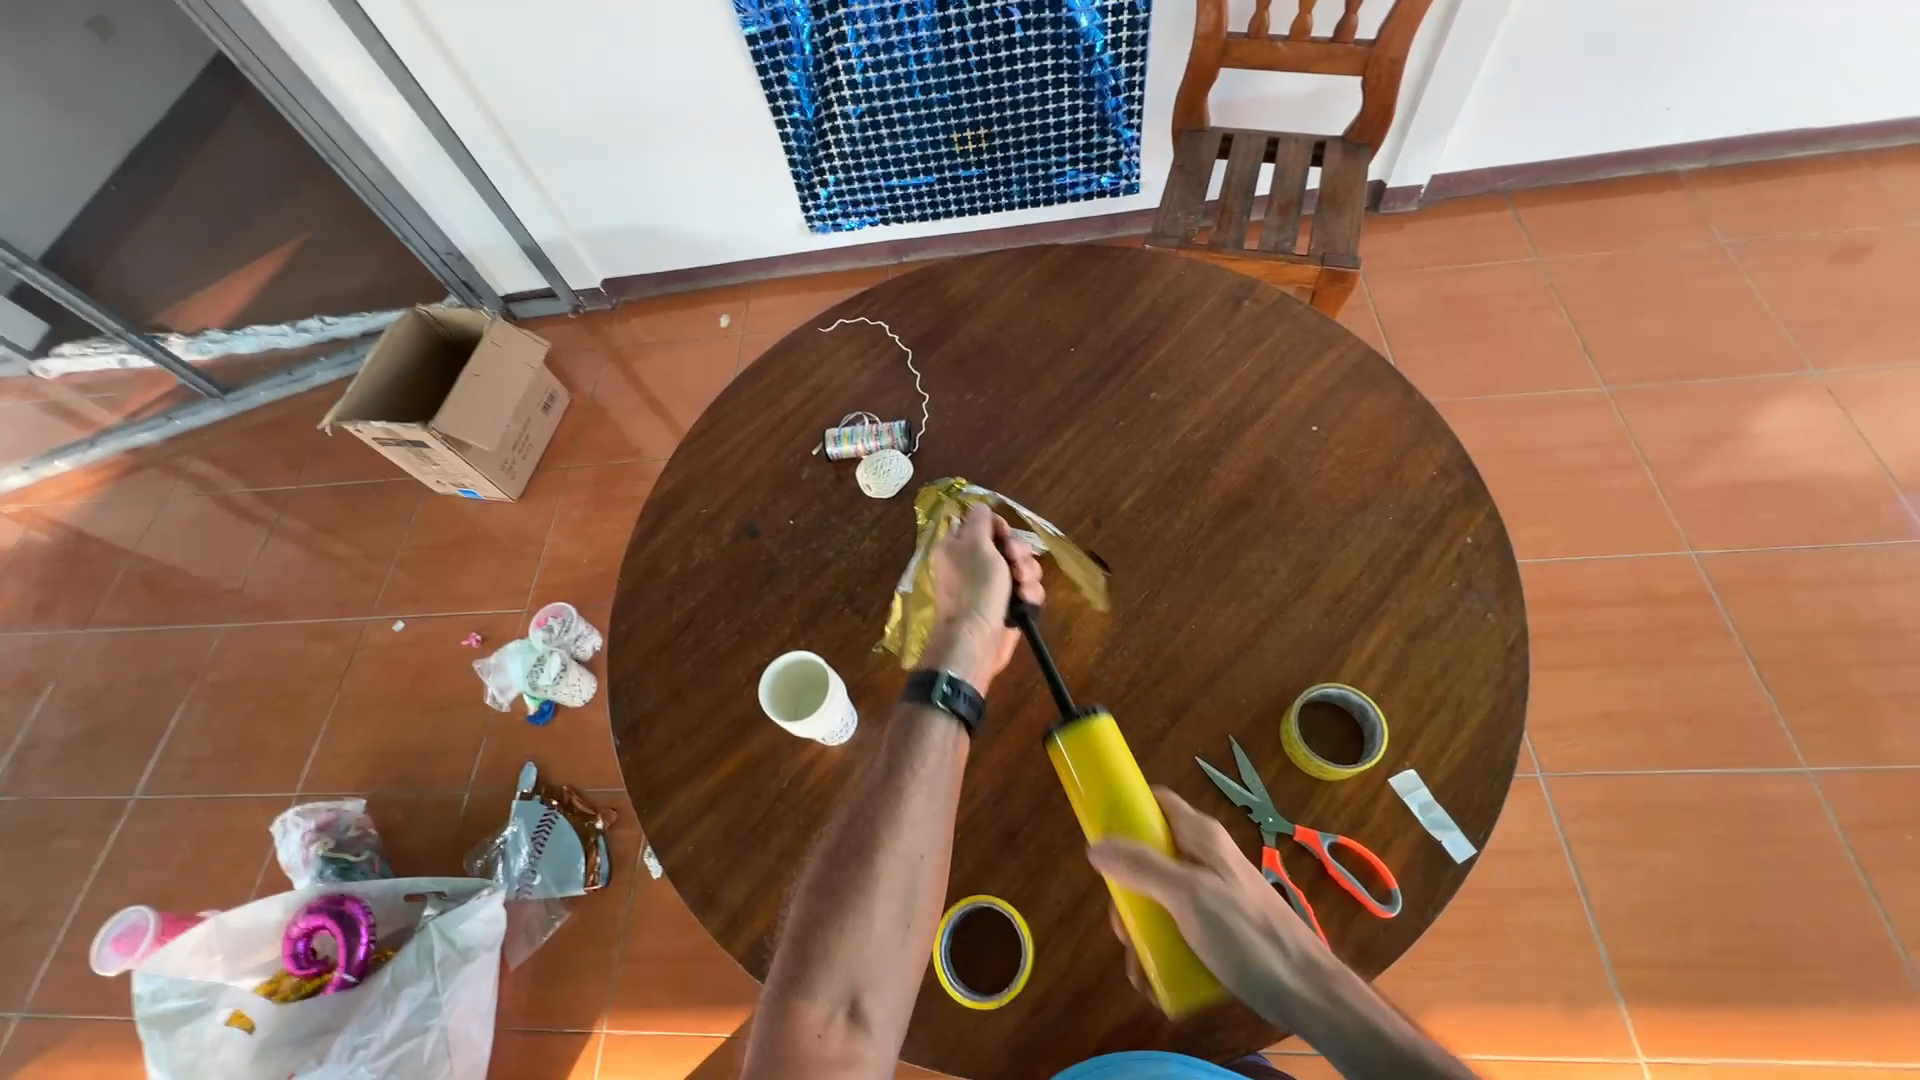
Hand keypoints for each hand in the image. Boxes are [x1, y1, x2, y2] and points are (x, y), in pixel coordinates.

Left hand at [922, 504, 1043, 691]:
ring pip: (1023, 567)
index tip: (1003, 537)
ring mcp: (994, 586)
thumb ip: (980, 521)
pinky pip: (1028, 591)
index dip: (999, 527)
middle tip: (1014, 562)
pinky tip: (1025, 602)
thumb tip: (980, 508)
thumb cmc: (974, 587)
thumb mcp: (975, 544)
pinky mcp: (1010, 605)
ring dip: (1028, 574)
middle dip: (1019, 552)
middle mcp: (976, 563)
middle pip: (1009, 545)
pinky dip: (1030, 595)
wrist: (977, 639)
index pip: (984, 523)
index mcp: (959, 546)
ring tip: (1021, 587)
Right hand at [1089, 786, 1335, 1024]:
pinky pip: (1176, 930)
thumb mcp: (1188, 896)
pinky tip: (1154, 979)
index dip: (1126, 811)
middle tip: (1123, 926)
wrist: (1307, 993)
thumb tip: (1094, 845)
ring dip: (1140, 931)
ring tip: (1138, 965)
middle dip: (1126, 892)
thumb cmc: (1247, 934)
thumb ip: (1141, 867)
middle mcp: (1204, 859)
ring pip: (1158, 899)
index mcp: (1200, 837)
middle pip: (1148, 858)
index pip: (1157, 803)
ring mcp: (1211, 895)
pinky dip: (1160, 952)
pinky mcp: (1217, 930)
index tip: (1098, 836)